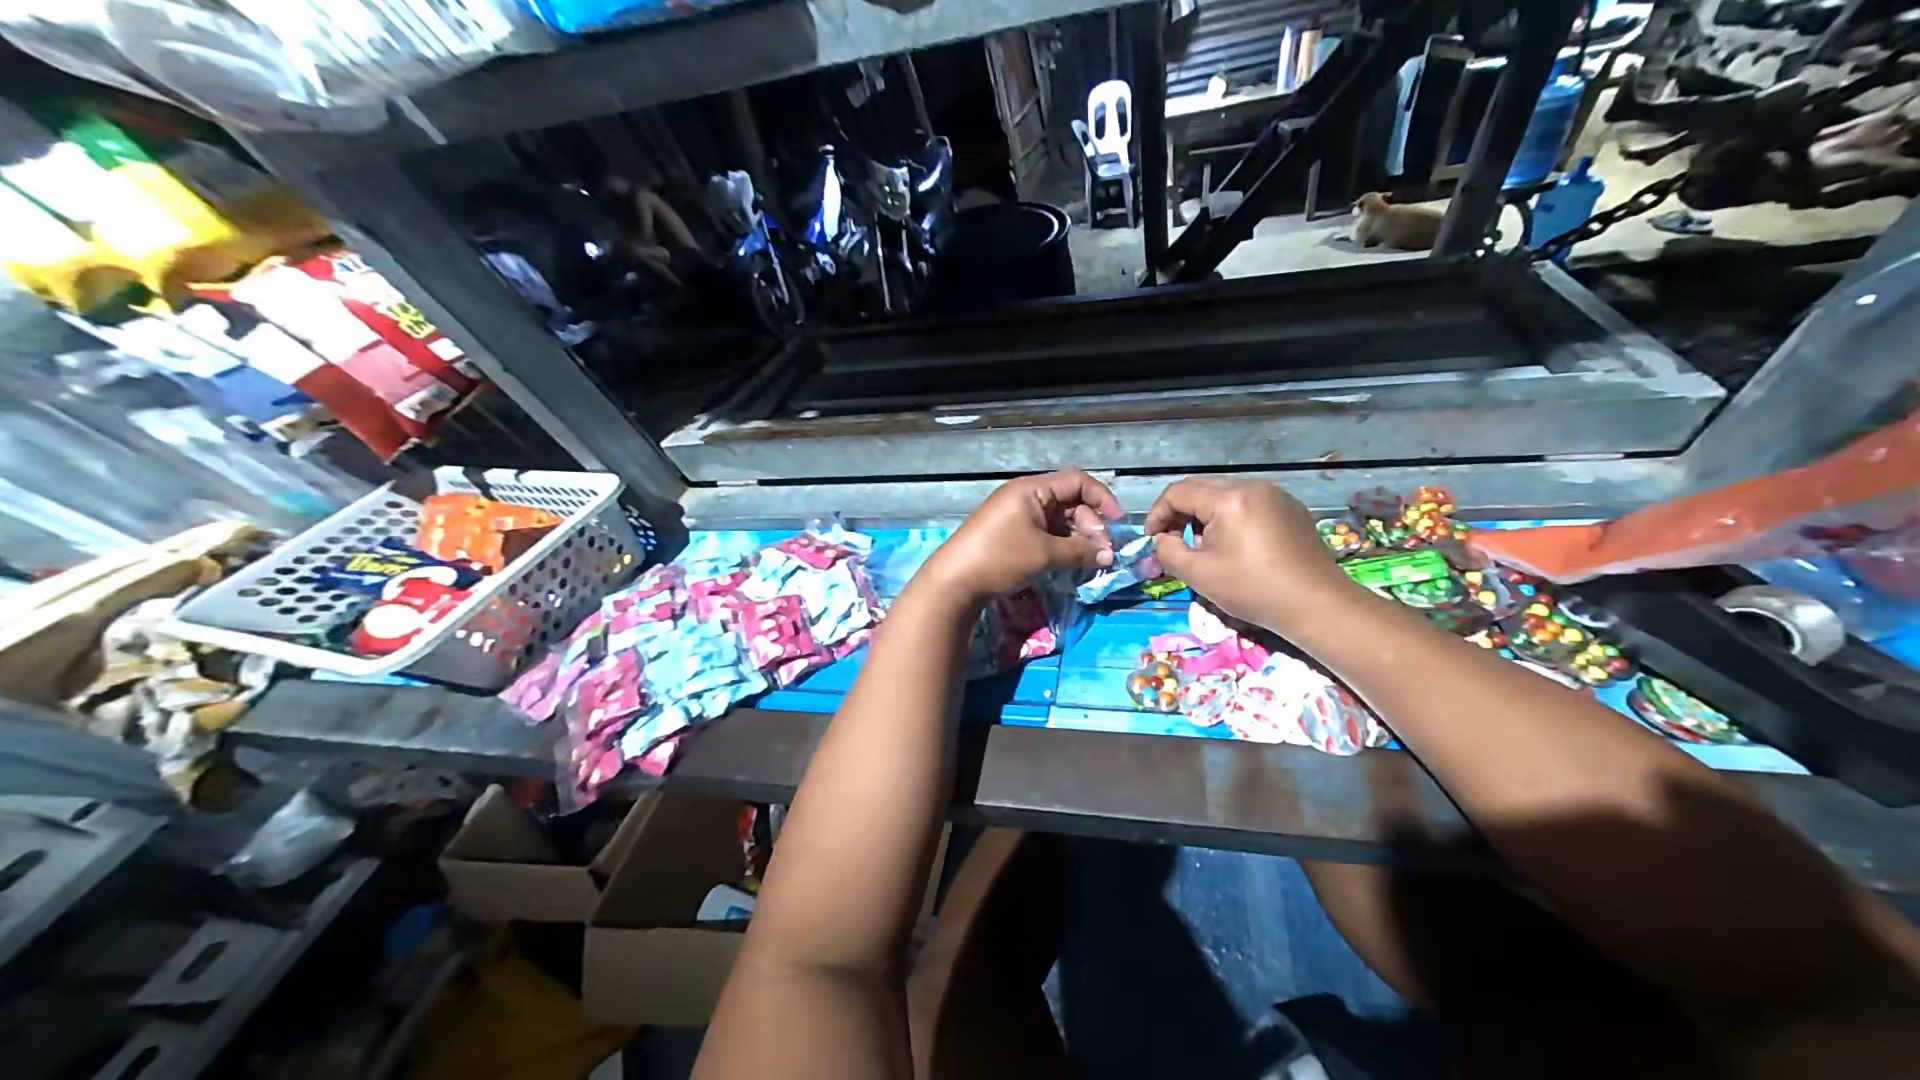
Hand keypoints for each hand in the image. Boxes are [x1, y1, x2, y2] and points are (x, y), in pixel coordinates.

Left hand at [919, 469, 1121, 602]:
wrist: (955, 582)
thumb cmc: (1000, 558)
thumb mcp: (1045, 554)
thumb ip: (1080, 552)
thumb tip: (1109, 556)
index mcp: (1031, 489)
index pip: (1077, 482)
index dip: (1101, 499)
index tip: (1116, 524)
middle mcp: (1025, 497)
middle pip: (1070, 501)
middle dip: (1090, 525)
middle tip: (1101, 552)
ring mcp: (1016, 515)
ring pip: (1058, 520)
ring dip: (1077, 538)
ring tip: (1089, 560)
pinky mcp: (1010, 534)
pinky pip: (1044, 533)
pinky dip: (1060, 545)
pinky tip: (1070, 563)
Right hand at [1144, 478, 1361, 631]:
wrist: (1317, 605)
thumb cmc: (1253, 589)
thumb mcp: (1198, 574)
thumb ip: (1167, 551)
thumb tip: (1162, 539)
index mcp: (1229, 499)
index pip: (1178, 492)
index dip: (1157, 514)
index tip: (1153, 539)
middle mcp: (1253, 487)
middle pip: (1201, 488)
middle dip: (1180, 513)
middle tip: (1173, 541)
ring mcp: (1276, 495)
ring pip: (1224, 494)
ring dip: (1204, 515)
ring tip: (1204, 547)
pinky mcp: (1291, 509)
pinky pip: (1248, 503)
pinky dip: (1230, 518)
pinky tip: (1235, 547)